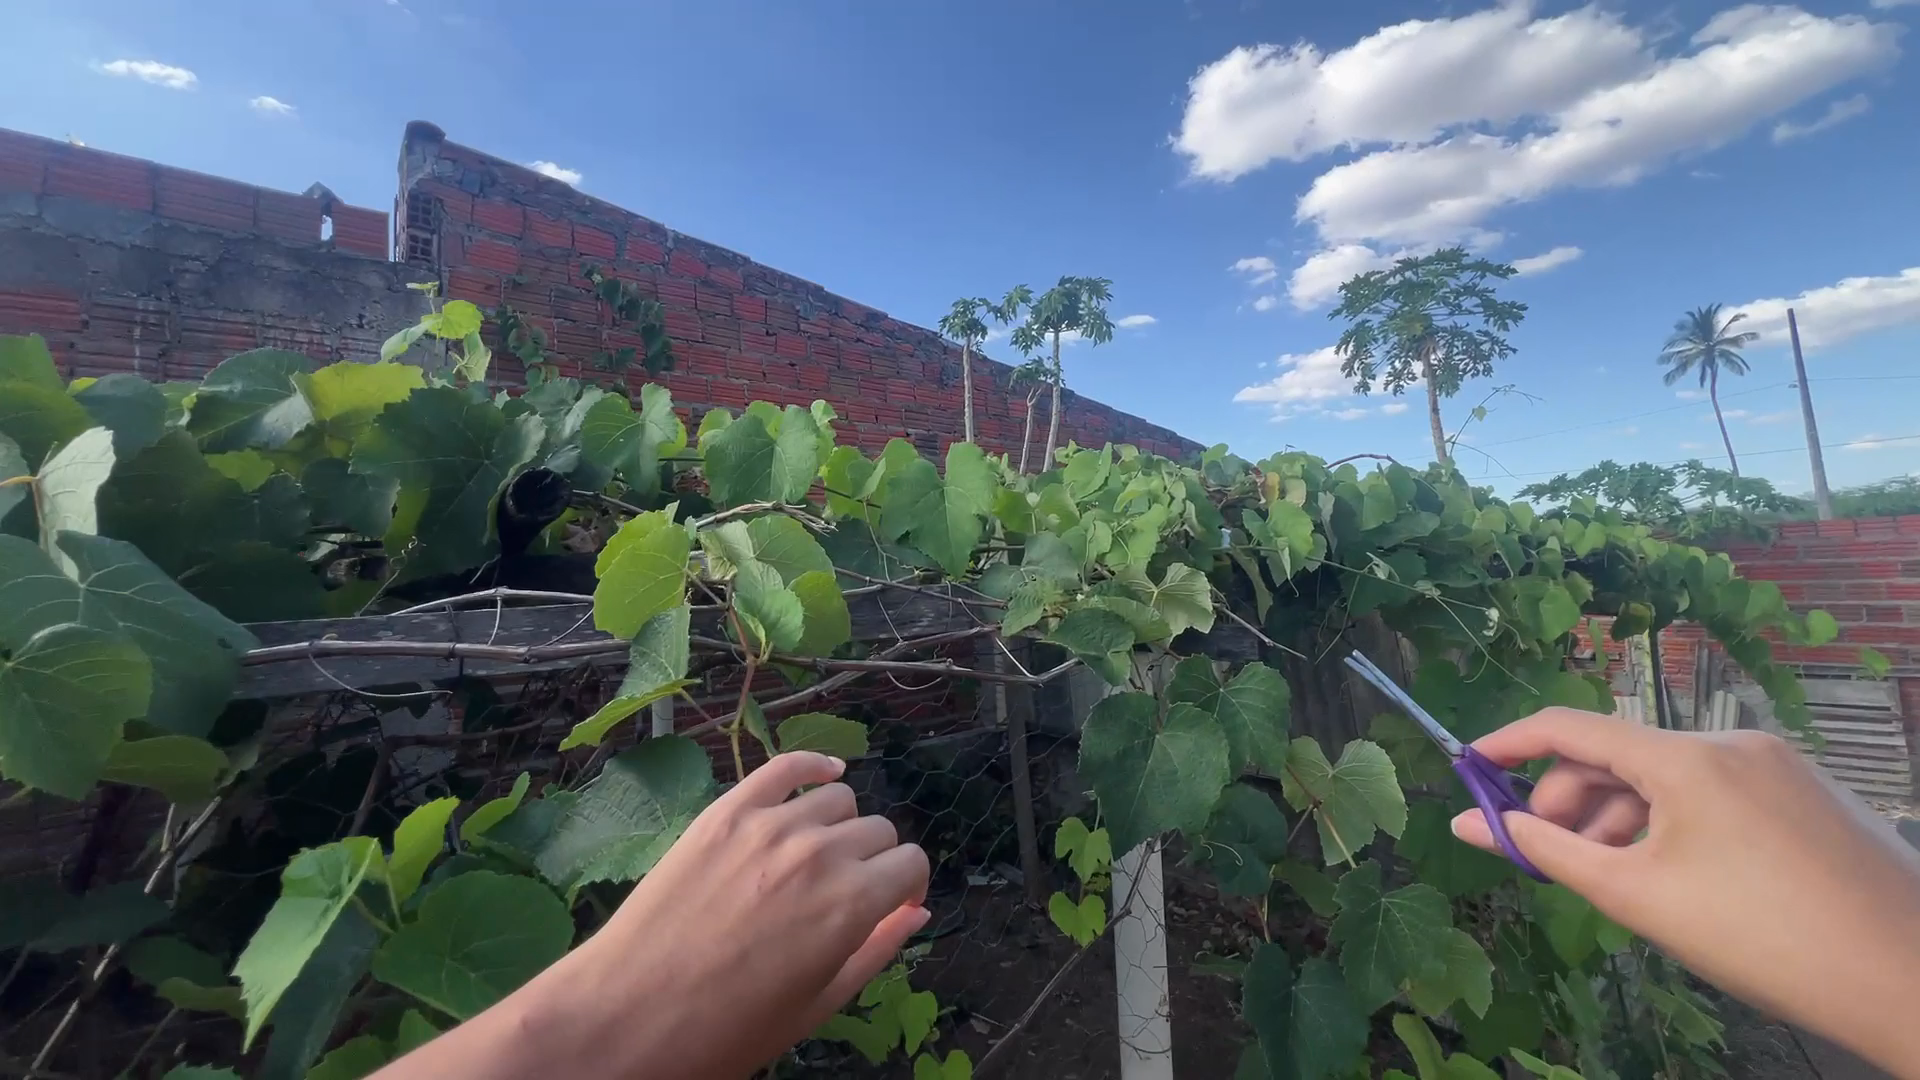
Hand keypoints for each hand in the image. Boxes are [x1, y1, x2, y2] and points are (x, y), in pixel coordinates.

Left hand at [377, 751, 929, 1079]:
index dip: (907, 886)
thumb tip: (919, 913)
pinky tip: (823, 774)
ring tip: (815, 855)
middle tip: (844, 891)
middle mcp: (820, 852)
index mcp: (850, 905)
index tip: (891, 903)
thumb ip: (877, 952)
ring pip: (839, 798)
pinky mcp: (729, 809)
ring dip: (841, 826)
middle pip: (878, 830)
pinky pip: (787, 766)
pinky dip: (813, 765)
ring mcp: (771, 824)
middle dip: (875, 861)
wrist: (622, 1020)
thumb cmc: (725, 1032)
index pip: (911, 863)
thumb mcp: (816, 1007)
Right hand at [1453, 708, 1919, 1077]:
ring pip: (1662, 777)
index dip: (1508, 744)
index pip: (1567, 727)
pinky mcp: (1807, 797)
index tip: (1468, 767)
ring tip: (1612, 872)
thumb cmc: (1765, 940)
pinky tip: (1670, 871)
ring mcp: (1777, 768)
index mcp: (1687, 758)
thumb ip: (1539, 848)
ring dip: (1616, 816)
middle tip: (1550, 849)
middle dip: (1568, 799)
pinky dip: (1667, 821)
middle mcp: (1731, 745)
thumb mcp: (1633, 894)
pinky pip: (1708, 792)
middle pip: (1614, 755)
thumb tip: (1465, 823)